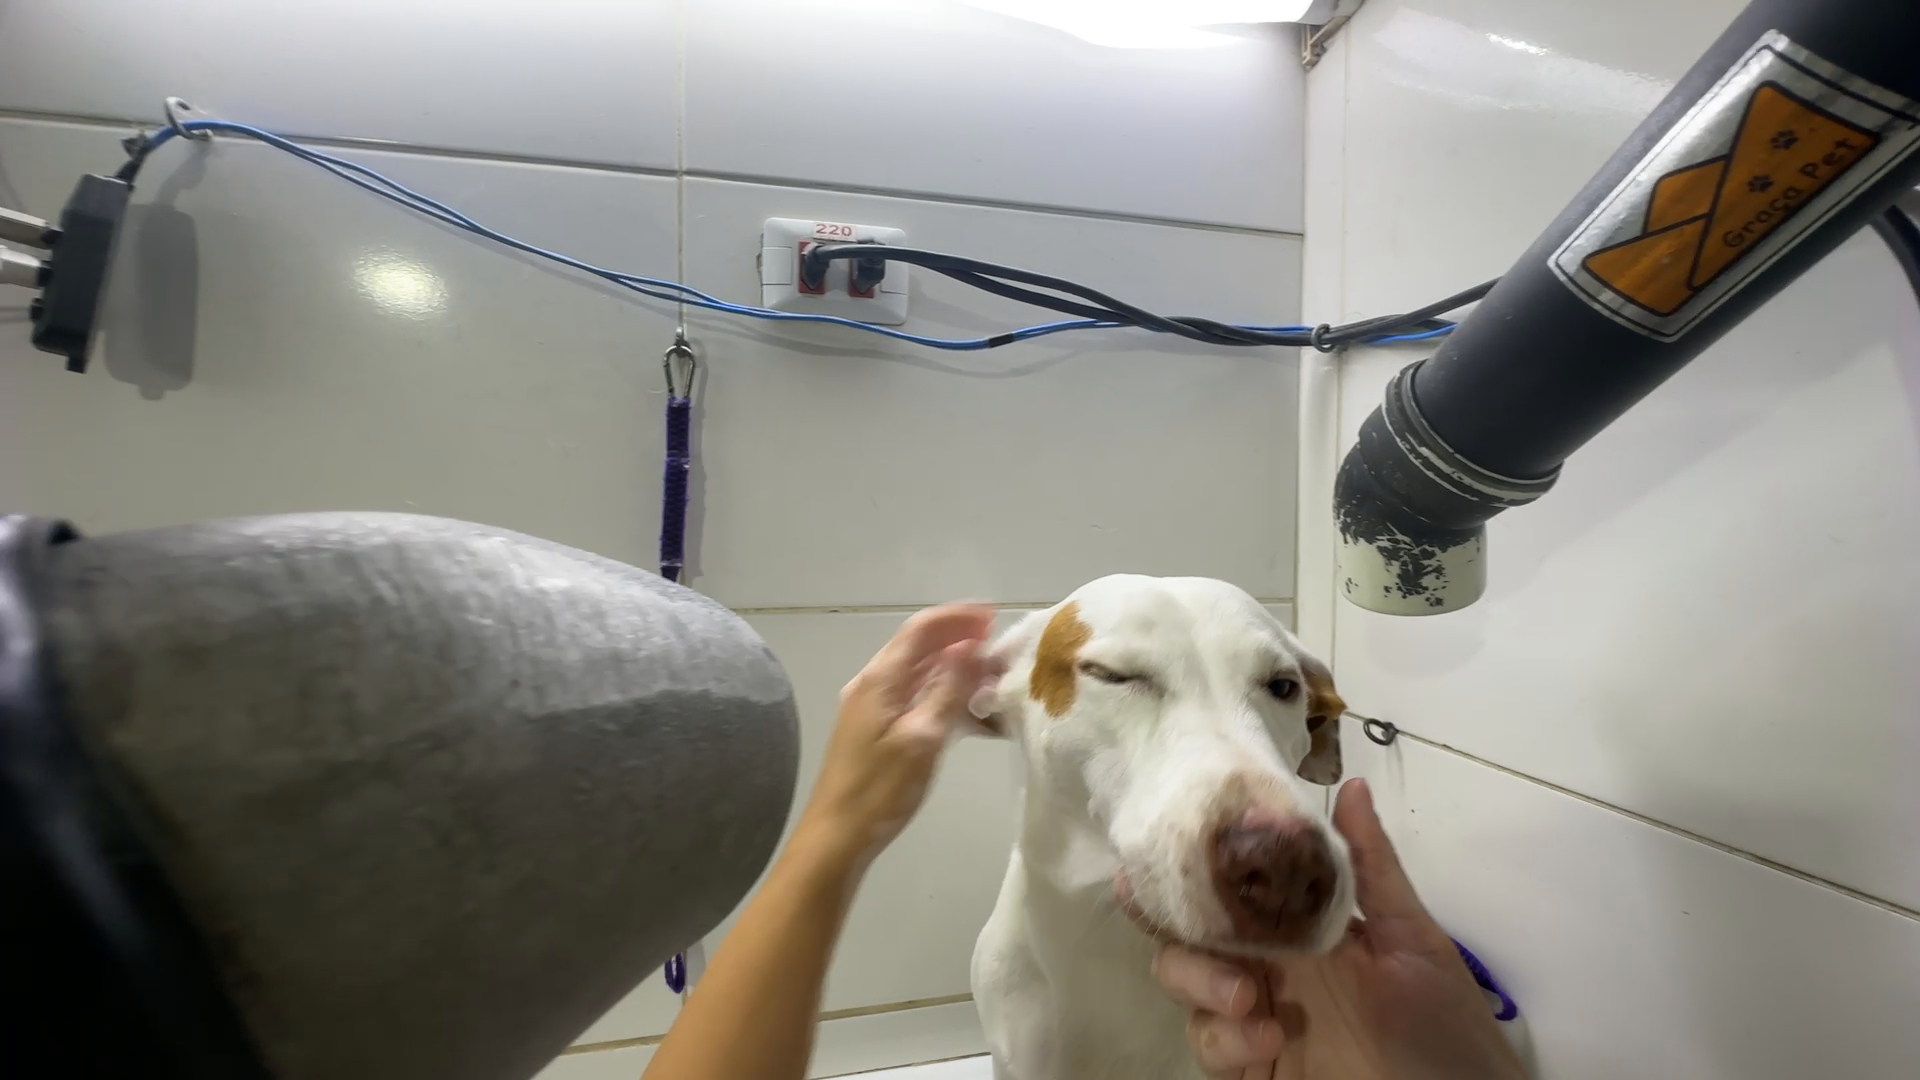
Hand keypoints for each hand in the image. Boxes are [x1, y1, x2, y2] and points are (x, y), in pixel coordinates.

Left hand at [794, 604, 1003, 872]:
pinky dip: (942, 693)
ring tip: (991, 674)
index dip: (958, 617)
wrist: (836, 838)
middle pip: (919, 646)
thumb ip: (948, 689)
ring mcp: (873, 706)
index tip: (994, 615)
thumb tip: (969, 646)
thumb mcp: (923, 738)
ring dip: (953, 666)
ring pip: (919, 672)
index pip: (921, 629)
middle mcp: (873, 683)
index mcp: (880, 679)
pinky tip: (969, 709)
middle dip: (959, 638)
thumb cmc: (880, 789)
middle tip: (998, 643)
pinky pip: (915, 696)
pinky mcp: (877, 728)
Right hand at [1142, 780, 1524, 1079]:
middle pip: (1182, 927)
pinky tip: (1266, 1041)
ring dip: (1197, 979)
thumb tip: (1351, 783)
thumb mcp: (1413, 941)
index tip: (1150, 853)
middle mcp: (1260, 963)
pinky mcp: (1249, 1068)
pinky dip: (1224, 1040)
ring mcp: (1250, 1017)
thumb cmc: (1447, 1030)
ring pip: (1181, 980)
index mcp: (1290, 923)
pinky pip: (1207, 1046)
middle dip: (1165, 918)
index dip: (1180, 867)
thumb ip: (1370, 866)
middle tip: (1169, 915)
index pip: (1222, 884)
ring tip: (1245, 997)